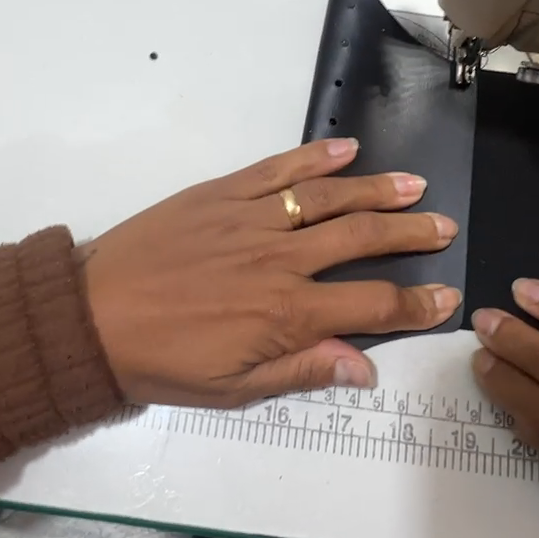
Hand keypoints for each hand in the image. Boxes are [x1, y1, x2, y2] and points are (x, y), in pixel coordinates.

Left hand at [82, 138, 460, 407]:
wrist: (92, 315)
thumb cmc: (163, 361)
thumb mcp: (232, 388)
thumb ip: (302, 370)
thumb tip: (366, 366)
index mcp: (286, 313)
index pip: (371, 306)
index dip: (415, 303)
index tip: (446, 296)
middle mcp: (281, 259)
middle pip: (361, 240)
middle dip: (410, 234)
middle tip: (443, 225)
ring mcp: (253, 218)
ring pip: (328, 198)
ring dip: (376, 190)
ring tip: (413, 184)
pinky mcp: (224, 192)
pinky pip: (278, 169)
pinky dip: (314, 157)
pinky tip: (346, 149)